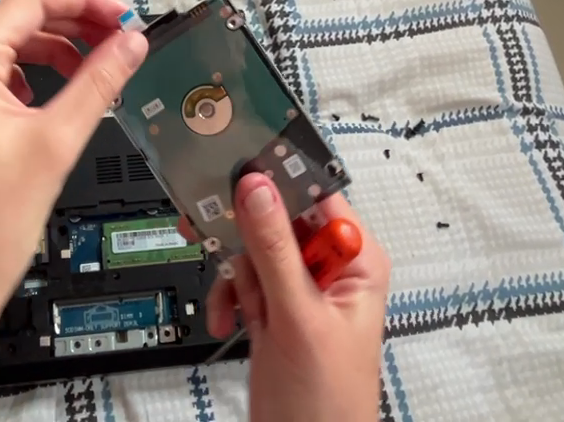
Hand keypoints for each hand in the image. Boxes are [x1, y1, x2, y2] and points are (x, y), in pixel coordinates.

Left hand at [0, 0, 147, 420]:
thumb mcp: (55, 143)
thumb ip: (98, 82)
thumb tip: (129, 43)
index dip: (86, 0)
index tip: (124, 17)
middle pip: (23, 18)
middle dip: (77, 24)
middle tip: (123, 42)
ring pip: (13, 47)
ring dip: (60, 51)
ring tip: (101, 71)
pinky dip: (37, 76)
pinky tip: (64, 98)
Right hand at [206, 175, 390, 421]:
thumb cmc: (326, 404)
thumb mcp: (298, 318)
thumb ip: (275, 250)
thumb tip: (255, 187)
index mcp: (354, 257)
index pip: (315, 194)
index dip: (277, 177)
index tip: (236, 165)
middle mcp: (327, 264)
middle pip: (276, 215)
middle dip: (244, 232)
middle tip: (209, 226)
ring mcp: (298, 286)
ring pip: (253, 244)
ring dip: (235, 271)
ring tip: (235, 300)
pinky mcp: (273, 306)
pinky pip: (240, 276)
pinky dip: (227, 294)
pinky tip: (225, 318)